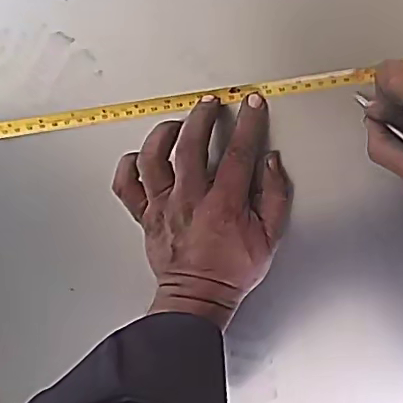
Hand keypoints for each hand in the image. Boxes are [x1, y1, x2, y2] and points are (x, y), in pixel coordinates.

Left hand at [113, 93, 292, 328]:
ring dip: (164, 134)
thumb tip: (271, 164)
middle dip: (202, 116)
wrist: (198, 298)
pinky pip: (127, 186)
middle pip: (191, 145)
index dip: (247, 123)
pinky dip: (129, 166)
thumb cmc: (231, 271)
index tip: (251, 104)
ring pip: (154, 158)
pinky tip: (139, 156)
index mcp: (223, 204)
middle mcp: (190, 200)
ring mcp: (164, 207)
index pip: (237, 152)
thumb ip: (274, 197)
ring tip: (177, 124)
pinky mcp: (146, 216)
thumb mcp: (269, 238)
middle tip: (210, 103)